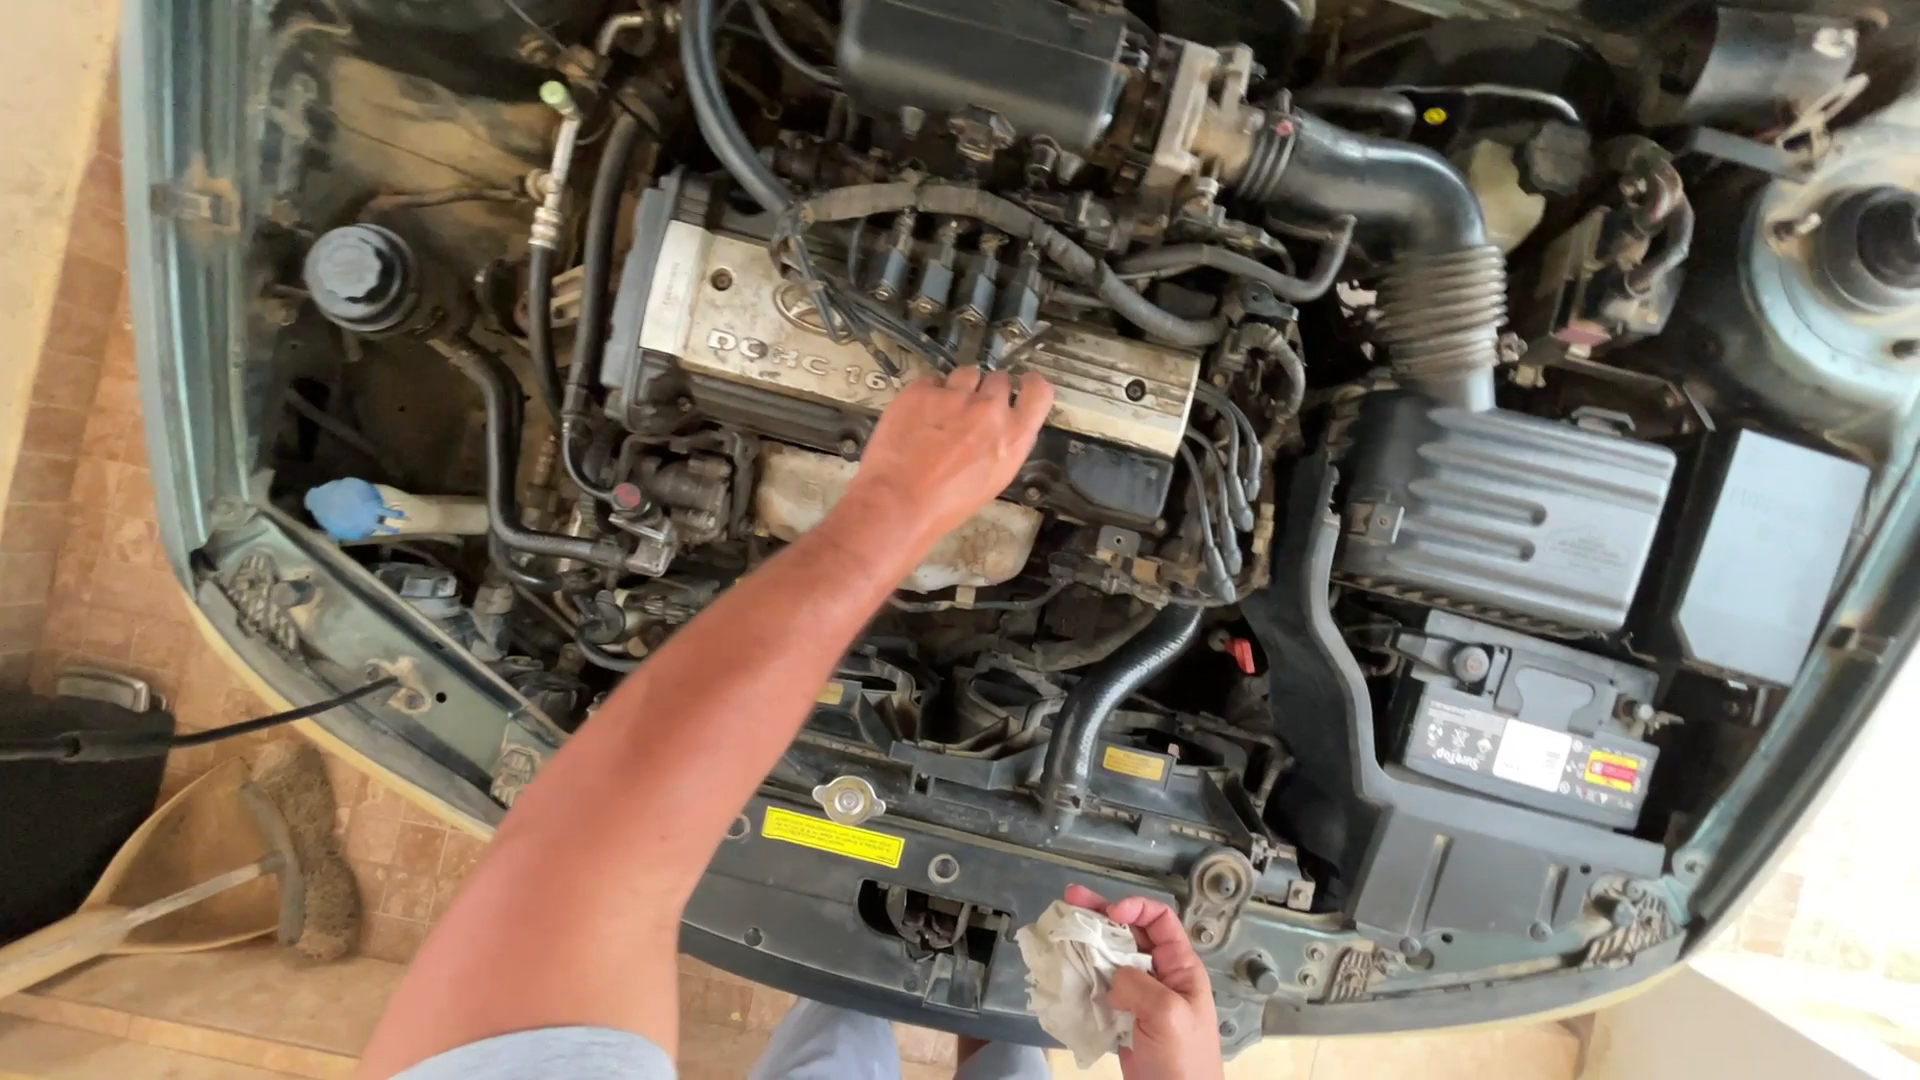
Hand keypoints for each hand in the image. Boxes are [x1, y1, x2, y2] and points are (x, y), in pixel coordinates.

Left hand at [846, 366, 1053, 543]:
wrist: (899, 502)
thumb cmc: (945, 504)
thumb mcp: (992, 480)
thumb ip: (1003, 445)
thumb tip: (999, 429)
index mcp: (1013, 437)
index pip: (1039, 392)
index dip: (1030, 384)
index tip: (1023, 383)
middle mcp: (989, 410)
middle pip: (999, 379)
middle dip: (987, 391)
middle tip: (970, 410)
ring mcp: (955, 396)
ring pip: (966, 374)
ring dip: (958, 388)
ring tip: (941, 412)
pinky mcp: (922, 390)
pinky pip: (931, 380)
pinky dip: (927, 394)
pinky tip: (917, 416)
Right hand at [1065, 884, 1223, 1079]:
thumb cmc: (1184, 1062)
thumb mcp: (1168, 1015)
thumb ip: (1138, 984)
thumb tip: (1113, 977)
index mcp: (1180, 968)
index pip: (1160, 920)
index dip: (1136, 908)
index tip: (1111, 913)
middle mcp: (1160, 974)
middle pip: (1129, 932)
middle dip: (1101, 913)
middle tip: (1071, 899)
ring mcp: (1140, 996)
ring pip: (1111, 956)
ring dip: (1087, 941)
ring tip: (1062, 927)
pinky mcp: (1122, 1016)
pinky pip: (1101, 984)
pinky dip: (1083, 972)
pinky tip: (1065, 964)